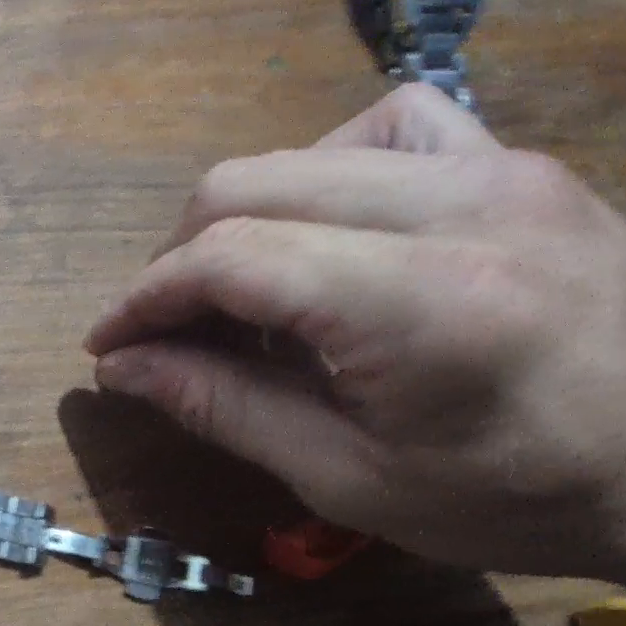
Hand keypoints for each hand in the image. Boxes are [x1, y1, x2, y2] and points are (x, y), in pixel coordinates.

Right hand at [84, 84, 625, 593]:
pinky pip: (389, 129)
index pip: (229, 257)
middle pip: (247, 186)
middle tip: (160, 335)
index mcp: (419, 304)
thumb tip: (120, 367)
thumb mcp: (344, 476)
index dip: (143, 299)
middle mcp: (461, 208)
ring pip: (303, 150)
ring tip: (233, 292)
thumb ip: (221, 408)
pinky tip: (318, 233)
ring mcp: (500, 171)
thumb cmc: (515, 497)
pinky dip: (320, 173)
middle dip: (174, 262)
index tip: (106, 347)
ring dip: (238, 219)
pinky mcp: (519, 166)